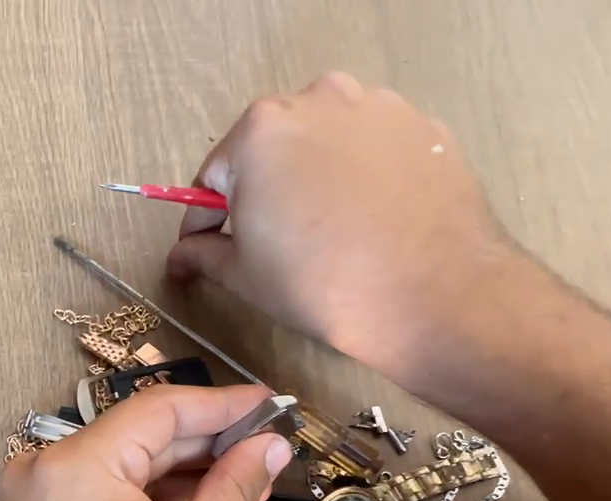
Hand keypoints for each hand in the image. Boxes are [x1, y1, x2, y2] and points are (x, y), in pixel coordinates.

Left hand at [0, 385, 290, 500]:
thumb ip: (234, 488)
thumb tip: (269, 444)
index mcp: (76, 464)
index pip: (160, 410)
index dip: (222, 405)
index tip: (271, 403)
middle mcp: (44, 464)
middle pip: (140, 436)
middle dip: (206, 444)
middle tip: (268, 451)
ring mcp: (35, 492)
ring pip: (122, 464)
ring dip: (180, 472)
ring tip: (244, 483)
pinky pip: (101, 490)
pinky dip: (146, 496)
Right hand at [165, 73, 516, 385]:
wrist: (429, 291)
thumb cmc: (320, 282)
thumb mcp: (243, 275)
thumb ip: (202, 254)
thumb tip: (181, 256)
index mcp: (260, 131)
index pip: (211, 179)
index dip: (202, 222)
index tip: (202, 251)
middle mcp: (317, 100)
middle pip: (267, 151)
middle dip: (258, 195)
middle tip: (266, 245)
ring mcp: (375, 107)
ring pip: (321, 146)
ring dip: (308, 182)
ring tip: (319, 235)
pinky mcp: (420, 126)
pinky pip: (368, 151)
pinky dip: (356, 179)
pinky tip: (361, 223)